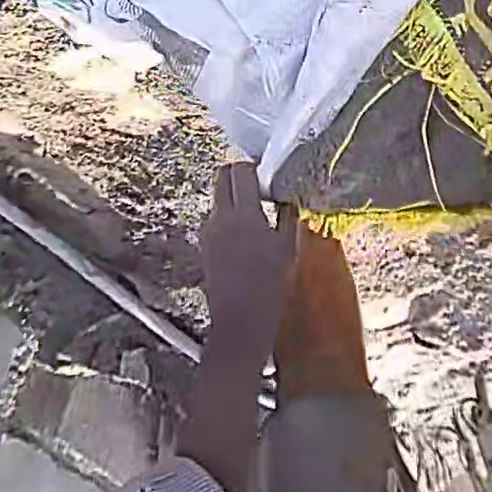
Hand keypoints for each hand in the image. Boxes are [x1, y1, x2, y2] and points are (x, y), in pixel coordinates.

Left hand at [201, 162, 298, 363]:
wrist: (240, 322)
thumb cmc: (270, 287)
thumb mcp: (287, 248)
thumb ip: (287, 215)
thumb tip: (286, 195)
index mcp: (244, 214)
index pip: (240, 170)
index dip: (254, 168)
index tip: (268, 178)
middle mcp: (221, 217)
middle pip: (223, 176)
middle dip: (239, 175)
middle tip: (259, 188)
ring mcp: (209, 230)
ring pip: (218, 196)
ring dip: (233, 196)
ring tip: (256, 216)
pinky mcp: (204, 244)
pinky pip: (216, 217)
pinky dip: (228, 216)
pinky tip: (245, 236)